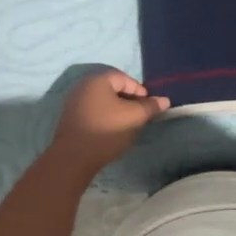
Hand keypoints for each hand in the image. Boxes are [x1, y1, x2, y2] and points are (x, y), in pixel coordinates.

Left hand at [44, 70, 169, 174]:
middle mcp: (83, 86)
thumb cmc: (106, 131)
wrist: (74, 157)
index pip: (124, 78)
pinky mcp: (71, 117)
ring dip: (117, 109)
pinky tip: (111, 130)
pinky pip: (93, 110)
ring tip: (128, 124)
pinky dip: (105, 116)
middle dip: (129, 100)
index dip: (140, 91)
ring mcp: (74, 102)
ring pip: (103, 101)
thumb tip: (164, 100)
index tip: (149, 107)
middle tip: (140, 115)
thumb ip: (150, 107)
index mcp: (97, 80)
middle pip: (112, 88)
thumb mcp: (134, 117)